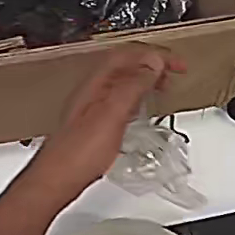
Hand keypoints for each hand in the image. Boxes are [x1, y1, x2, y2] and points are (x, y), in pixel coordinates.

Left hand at [20, 44, 184, 205]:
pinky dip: (138, 96)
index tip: (177, 64)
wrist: (57, 179)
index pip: (129, 55)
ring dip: (146, 79)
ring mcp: (93, 106)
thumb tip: (152, 64)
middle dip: (152, 63)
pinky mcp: (95, 122)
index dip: (156, 55)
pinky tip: (142, 108)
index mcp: (97, 83)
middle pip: (126, 64)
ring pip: (124, 81)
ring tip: (163, 85)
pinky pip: (121, 98)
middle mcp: (93, 91)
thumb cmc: (79, 152)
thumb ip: (133, 86)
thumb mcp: (113, 114)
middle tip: (174, 72)